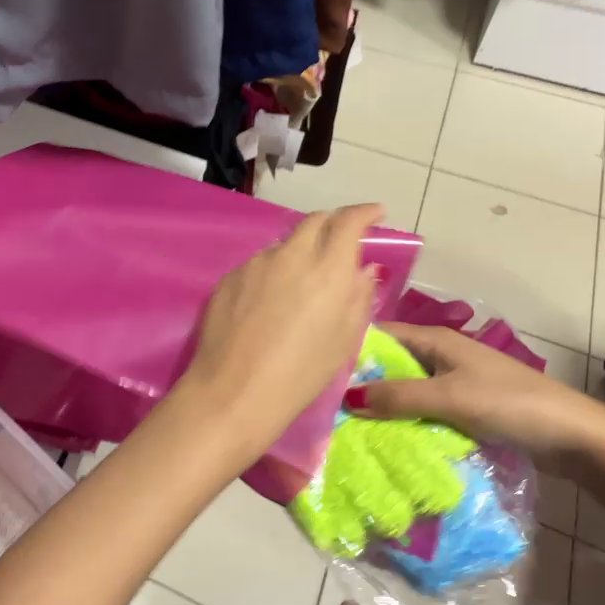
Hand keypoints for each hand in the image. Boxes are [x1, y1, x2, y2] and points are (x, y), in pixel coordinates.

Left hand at [175, 206, 382, 454]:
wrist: (233, 391)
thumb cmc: (300, 375)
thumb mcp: (343, 341)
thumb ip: (357, 297)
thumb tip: (363, 270)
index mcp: (327, 269)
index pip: (348, 222)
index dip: (364, 212)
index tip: (375, 213)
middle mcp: (291, 255)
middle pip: (314, 222)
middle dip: (332, 223)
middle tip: (341, 240)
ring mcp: (256, 263)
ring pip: (285, 244)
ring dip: (300, 251)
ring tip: (302, 283)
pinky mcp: (230, 276)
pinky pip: (259, 265)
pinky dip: (273, 272)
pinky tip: (269, 302)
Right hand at [344, 323, 604, 480]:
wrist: (575, 438)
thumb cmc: (511, 404)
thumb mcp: (450, 398)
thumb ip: (399, 397)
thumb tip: (347, 398)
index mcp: (436, 340)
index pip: (380, 334)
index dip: (351, 348)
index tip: (318, 370)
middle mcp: (441, 355)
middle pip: (391, 364)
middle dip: (362, 381)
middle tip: (326, 406)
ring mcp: (454, 383)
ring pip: (406, 390)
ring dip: (383, 406)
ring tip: (348, 426)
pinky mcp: (465, 409)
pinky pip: (423, 411)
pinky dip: (405, 422)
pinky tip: (385, 439)